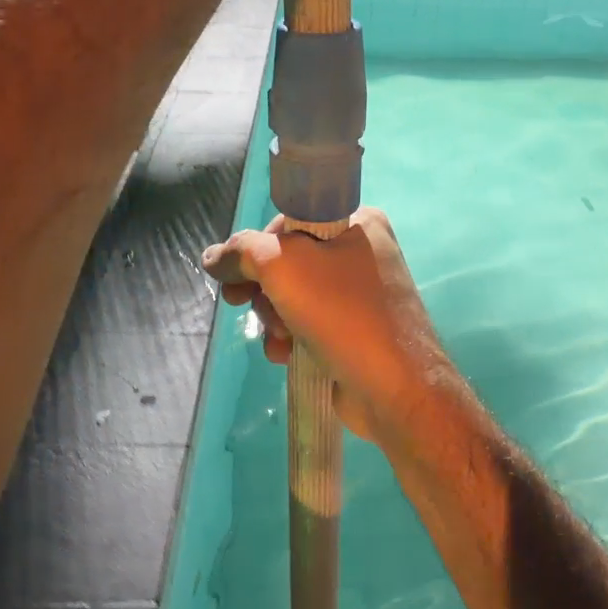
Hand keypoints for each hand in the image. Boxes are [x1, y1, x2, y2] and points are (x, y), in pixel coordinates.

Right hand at [203, 208, 453, 441]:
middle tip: (242, 304)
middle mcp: (363, 252)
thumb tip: (212, 256)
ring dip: (273, 318)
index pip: (290, 220)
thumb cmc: (342, 314)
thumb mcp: (284, 267)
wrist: (395, 388)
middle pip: (288, 261)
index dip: (258, 247)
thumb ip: (242, 252)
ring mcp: (361, 294)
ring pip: (293, 296)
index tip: (238, 273)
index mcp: (359, 221)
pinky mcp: (355, 330)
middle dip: (262, 289)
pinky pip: (309, 323)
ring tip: (280, 338)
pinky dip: (291, 338)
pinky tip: (287, 355)